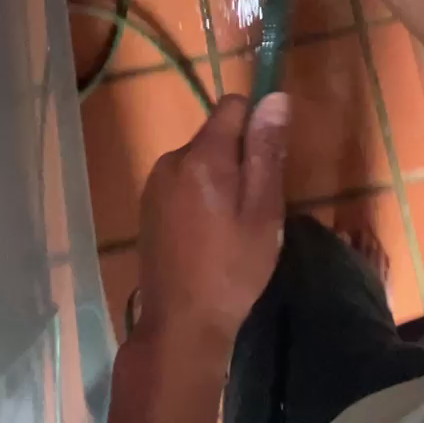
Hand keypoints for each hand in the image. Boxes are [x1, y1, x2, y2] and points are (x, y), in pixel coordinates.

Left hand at [135, 93, 291, 346]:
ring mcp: (155, 183)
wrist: (180, 326)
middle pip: (215, 133)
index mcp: (202, 155)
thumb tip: (275, 97)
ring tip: (233, 223)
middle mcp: (172, 158)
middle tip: (256, 203)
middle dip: (239, 155)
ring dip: (219, 176)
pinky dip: (199, 193)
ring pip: (199, 158)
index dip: (256, 121)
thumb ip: (266, 151)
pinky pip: (182, 180)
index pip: (232, 104)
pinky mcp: (147, 205)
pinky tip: (208, 233)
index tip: (270, 158)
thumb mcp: (263, 210)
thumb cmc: (232, 268)